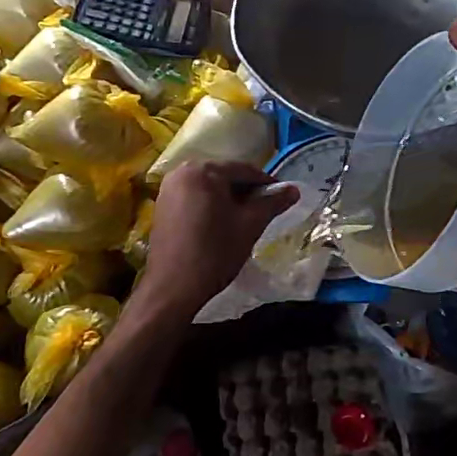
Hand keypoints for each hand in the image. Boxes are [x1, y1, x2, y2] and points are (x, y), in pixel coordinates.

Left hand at [139, 161, 299, 316]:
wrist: (173, 286)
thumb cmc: (215, 252)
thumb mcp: (250, 225)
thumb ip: (272, 203)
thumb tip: (294, 190)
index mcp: (203, 170)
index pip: (243, 169)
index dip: (267, 183)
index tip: (283, 197)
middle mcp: (182, 171)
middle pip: (224, 176)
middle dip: (246, 191)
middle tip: (265, 210)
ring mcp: (168, 188)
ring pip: (208, 187)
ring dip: (228, 198)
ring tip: (246, 218)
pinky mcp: (162, 205)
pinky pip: (194, 196)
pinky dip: (210, 204)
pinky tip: (222, 223)